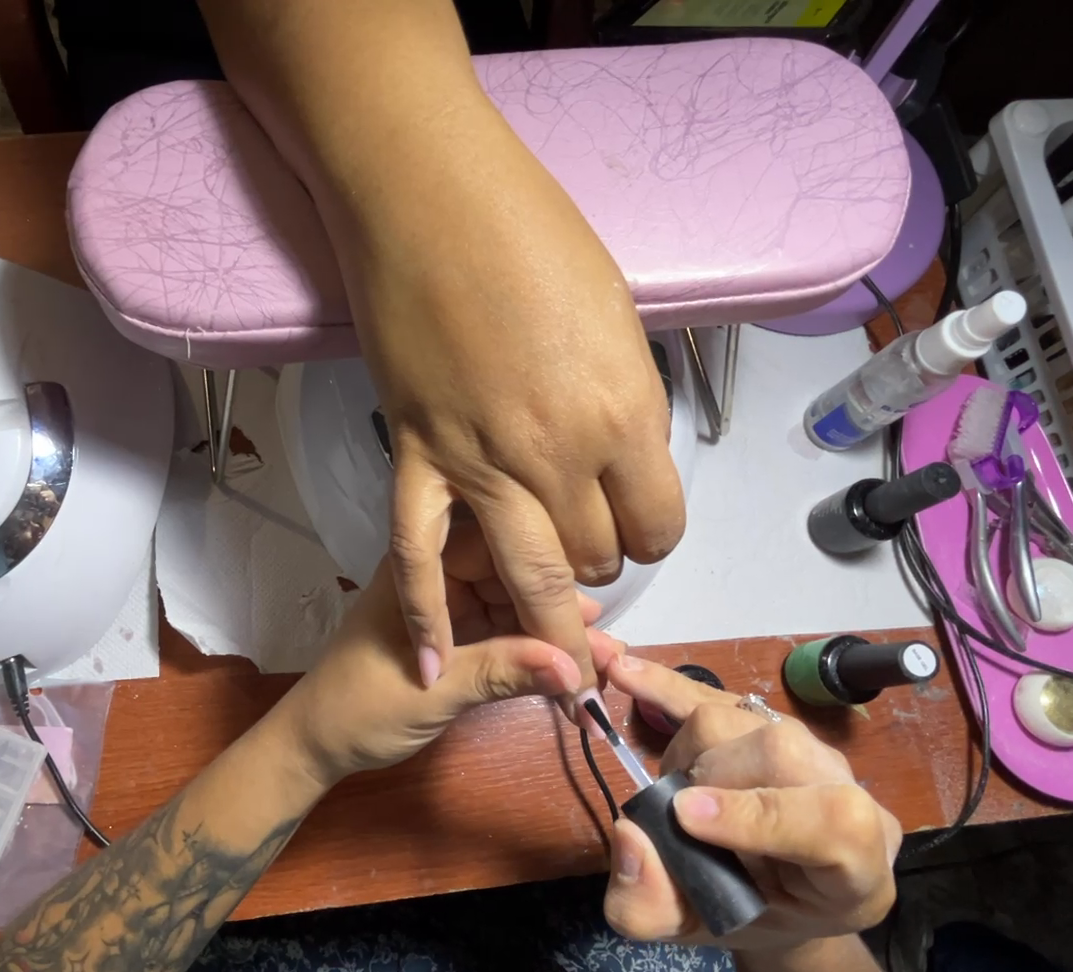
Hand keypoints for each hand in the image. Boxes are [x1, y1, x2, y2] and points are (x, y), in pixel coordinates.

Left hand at [275, 552, 597, 786]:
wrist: (318, 743)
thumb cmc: (360, 706)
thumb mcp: (433, 690)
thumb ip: (502, 672)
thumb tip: (573, 667)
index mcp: (422, 569)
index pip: (497, 555)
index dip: (546, 581)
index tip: (594, 612)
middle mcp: (441, 579)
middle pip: (513, 585)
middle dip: (561, 618)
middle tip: (613, 646)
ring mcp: (451, 610)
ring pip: (516, 614)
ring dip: (556, 642)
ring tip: (609, 663)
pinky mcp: (458, 640)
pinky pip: (506, 640)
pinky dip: (536, 659)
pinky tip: (575, 671)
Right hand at [332, 105, 684, 687]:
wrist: (429, 202)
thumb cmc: (534, 236)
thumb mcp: (615, 315)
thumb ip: (626, 400)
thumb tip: (623, 450)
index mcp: (621, 414)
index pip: (657, 520)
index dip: (653, 530)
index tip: (639, 520)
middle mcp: (556, 457)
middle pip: (596, 555)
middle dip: (603, 564)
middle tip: (593, 552)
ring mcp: (480, 468)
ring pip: (527, 576)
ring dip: (546, 611)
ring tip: (552, 636)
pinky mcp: (415, 464)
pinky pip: (418, 560)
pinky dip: (427, 619)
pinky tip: (434, 667)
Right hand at [591, 639, 901, 952]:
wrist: (770, 891)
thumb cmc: (743, 915)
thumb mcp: (695, 933)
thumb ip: (653, 906)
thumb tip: (630, 835)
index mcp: (856, 870)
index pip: (835, 822)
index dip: (758, 814)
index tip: (685, 815)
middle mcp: (849, 795)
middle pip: (774, 749)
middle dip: (704, 775)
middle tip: (674, 813)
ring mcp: (810, 747)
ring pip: (735, 716)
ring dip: (683, 749)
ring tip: (674, 787)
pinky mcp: (765, 717)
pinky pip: (710, 692)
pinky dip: (662, 684)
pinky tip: (623, 673)